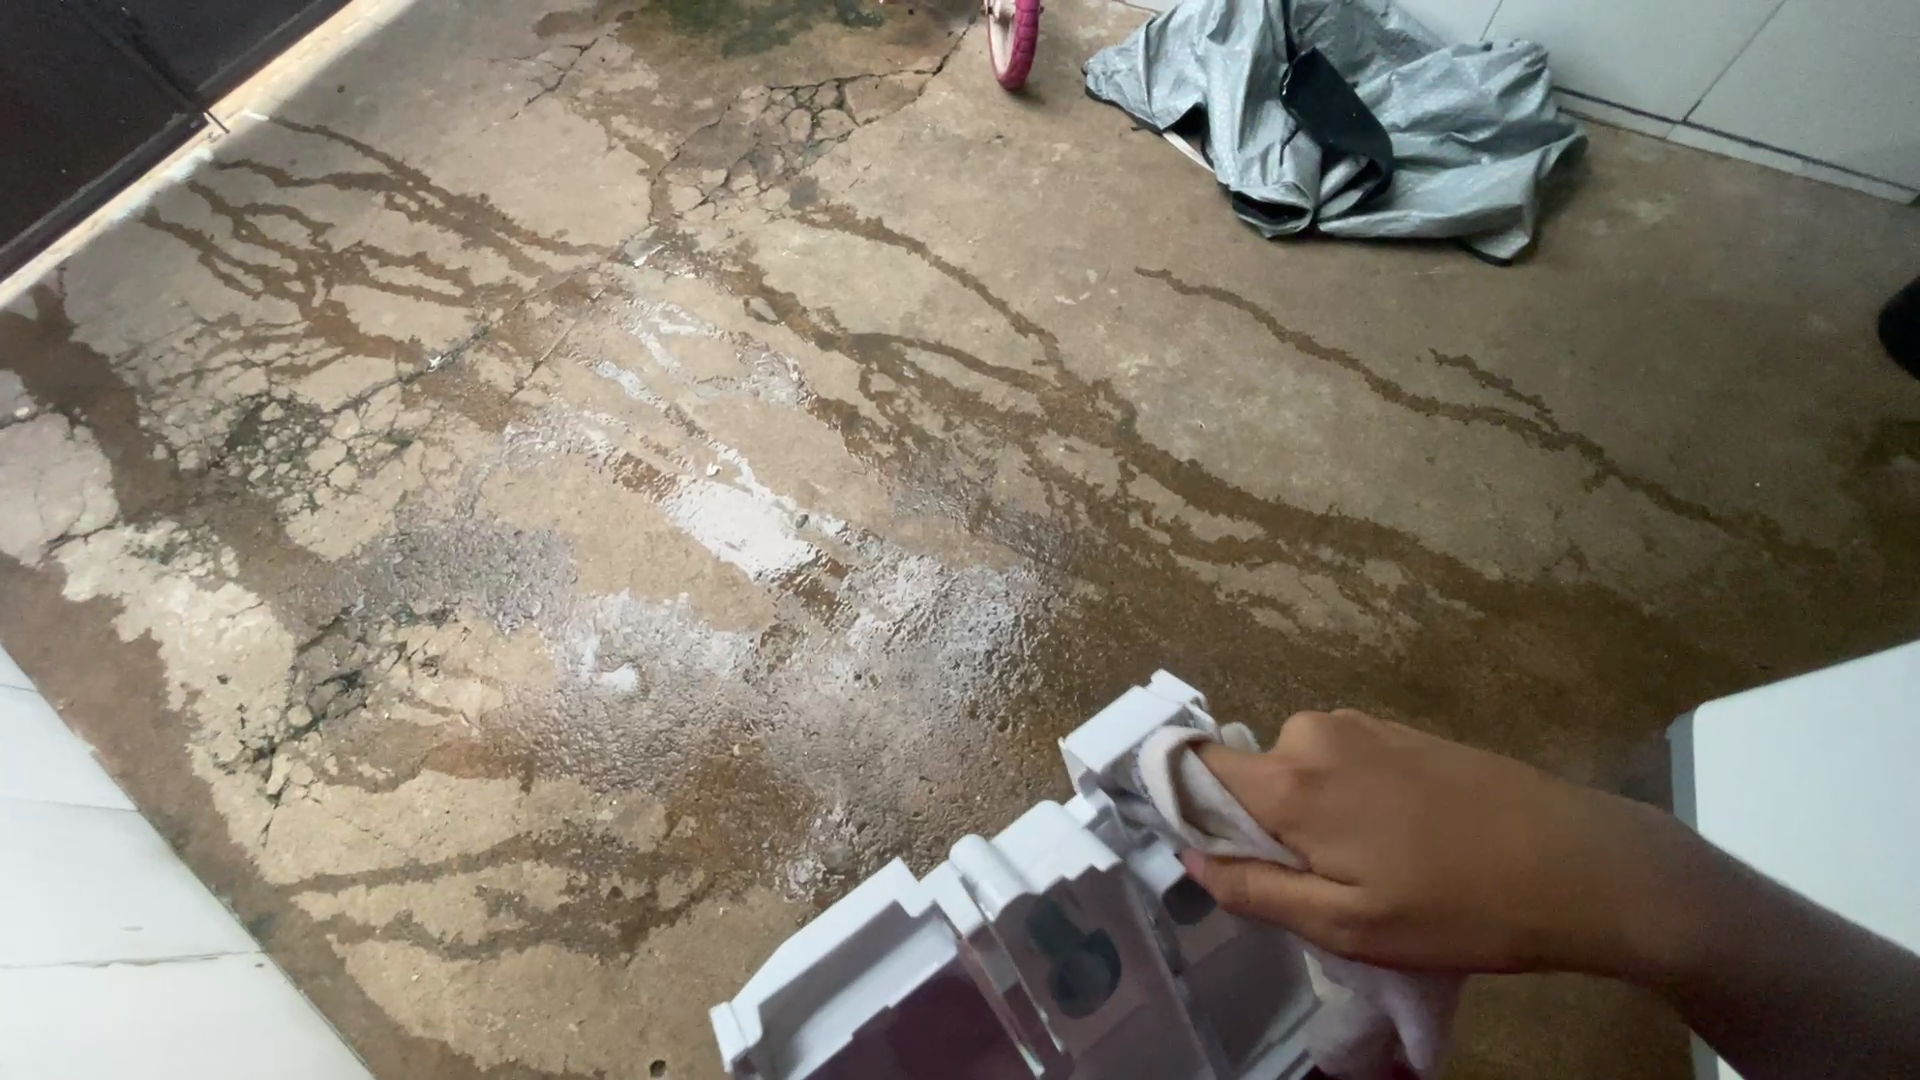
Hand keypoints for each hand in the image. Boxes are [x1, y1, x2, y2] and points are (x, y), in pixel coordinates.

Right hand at [1180, 709, 1696, 977]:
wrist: (1586, 863)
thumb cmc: (1460, 905)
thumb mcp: (1349, 926)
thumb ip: (1255, 890)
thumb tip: (1191, 857)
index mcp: (1289, 782)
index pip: (1196, 764)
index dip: (1185, 798)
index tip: (1209, 842)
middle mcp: (1310, 734)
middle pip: (1249, 776)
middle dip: (1265, 824)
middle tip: (1324, 879)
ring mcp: (1356, 723)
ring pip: (1296, 769)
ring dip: (1311, 811)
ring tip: (1376, 860)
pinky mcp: (1393, 727)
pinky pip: (1337, 758)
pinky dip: (1346, 793)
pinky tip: (1406, 832)